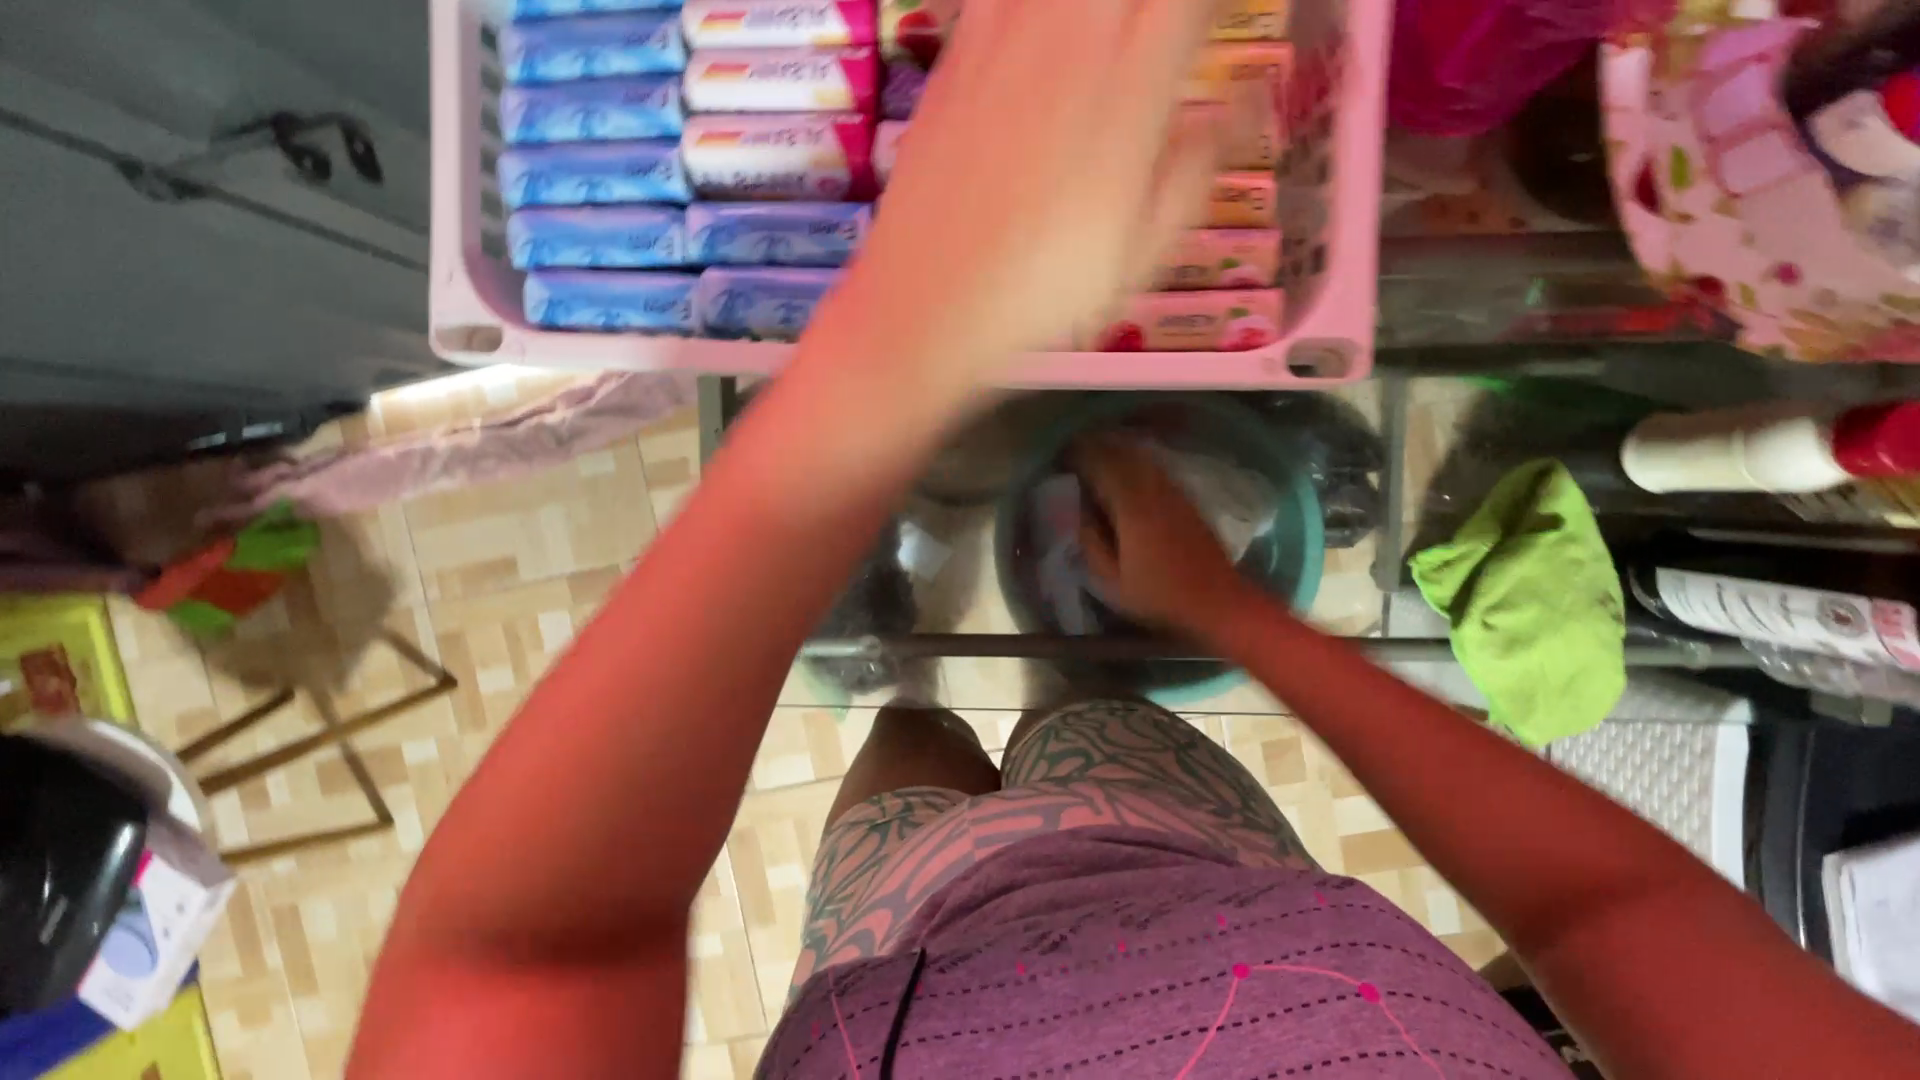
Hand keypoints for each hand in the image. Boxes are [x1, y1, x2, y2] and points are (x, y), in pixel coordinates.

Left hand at [809, 0, 1219, 402]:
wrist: (924, 307)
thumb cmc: (1038, 296)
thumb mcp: (1139, 255)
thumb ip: (1192, 170)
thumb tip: (1234, 109)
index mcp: (1131, 89)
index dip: (1205, 9)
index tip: (1206, 32)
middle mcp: (1069, 43)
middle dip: (1146, 10)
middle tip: (1150, 41)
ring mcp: (1003, 41)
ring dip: (1090, 12)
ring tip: (1097, 42)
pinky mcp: (952, 55)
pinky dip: (1030, 10)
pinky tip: (1040, 38)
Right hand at [1073, 435, 1250, 633]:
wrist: (1216, 601)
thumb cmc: (1159, 596)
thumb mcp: (1111, 582)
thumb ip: (1090, 544)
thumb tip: (1078, 513)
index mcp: (1132, 507)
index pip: (1100, 465)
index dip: (1077, 456)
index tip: (1060, 460)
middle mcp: (1153, 489)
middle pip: (1120, 453)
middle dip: (1094, 448)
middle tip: (1072, 456)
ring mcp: (1172, 491)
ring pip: (1139, 457)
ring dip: (1115, 452)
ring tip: (1095, 459)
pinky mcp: (1184, 498)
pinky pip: (1153, 468)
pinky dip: (1134, 463)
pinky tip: (1125, 474)